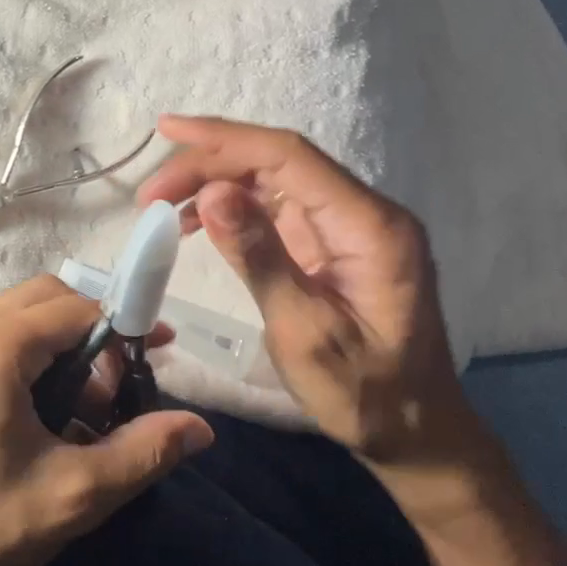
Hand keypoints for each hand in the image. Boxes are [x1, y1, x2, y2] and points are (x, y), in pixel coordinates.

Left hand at [0, 276, 213, 565]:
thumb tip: (200, 427)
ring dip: (66, 346)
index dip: (125, 327)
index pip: (77, 307)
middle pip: (48, 298)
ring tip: (91, 411)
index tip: (162, 358)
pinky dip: (35, 357)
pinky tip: (51, 412)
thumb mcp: (71, 494)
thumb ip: (140, 452)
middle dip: (95, 332)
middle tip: (127, 390)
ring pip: (23, 316)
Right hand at [138, 116, 469, 462]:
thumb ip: (262, 259)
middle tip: (149, 195)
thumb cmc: (365, 393)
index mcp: (369, 227)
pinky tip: (191, 220)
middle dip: (207, 164)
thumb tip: (212, 193)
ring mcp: (346, 224)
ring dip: (211, 181)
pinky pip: (273, 203)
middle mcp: (362, 212)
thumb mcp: (306, 334)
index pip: (288, 157)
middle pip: (275, 161)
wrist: (417, 433)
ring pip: (269, 177)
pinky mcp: (330, 240)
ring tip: (160, 205)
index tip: (165, 132)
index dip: (224, 139)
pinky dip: (227, 205)